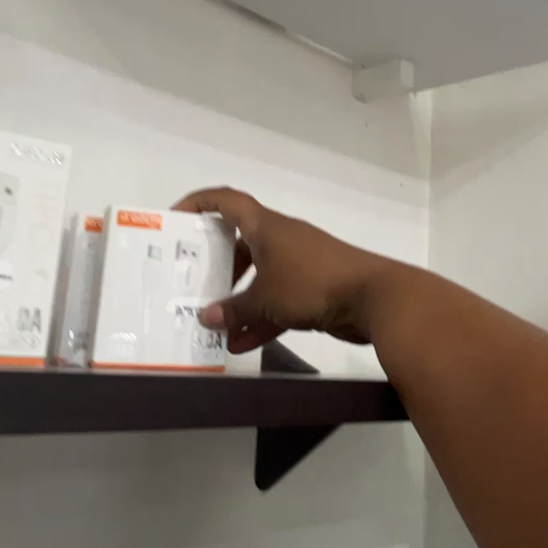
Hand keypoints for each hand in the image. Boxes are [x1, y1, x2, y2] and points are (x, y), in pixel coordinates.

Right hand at [173, 187, 397, 354]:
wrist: (373, 297)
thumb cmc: (311, 283)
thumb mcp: (265, 299)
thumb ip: (233, 310)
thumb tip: (205, 318)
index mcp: (266, 226)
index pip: (226, 201)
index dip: (199, 204)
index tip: (175, 220)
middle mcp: (281, 239)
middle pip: (241, 244)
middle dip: (217, 267)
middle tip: (192, 286)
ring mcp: (300, 264)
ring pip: (260, 278)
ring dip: (239, 302)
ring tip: (214, 328)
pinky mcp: (314, 289)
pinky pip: (278, 301)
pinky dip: (262, 320)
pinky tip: (242, 346)